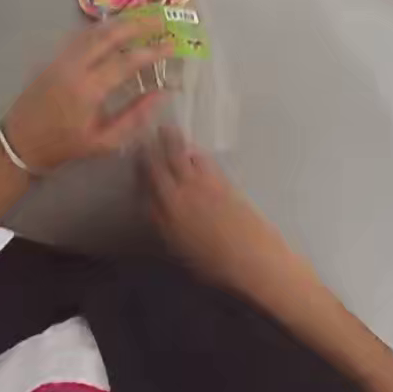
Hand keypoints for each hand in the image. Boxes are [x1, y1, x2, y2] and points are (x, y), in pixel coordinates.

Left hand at [3, 17, 172, 170]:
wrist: (20, 143)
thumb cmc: (65, 146)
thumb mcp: (104, 141)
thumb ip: (134, 116)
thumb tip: (161, 93)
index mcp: (88, 89)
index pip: (126, 62)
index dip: (152, 52)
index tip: (172, 45)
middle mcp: (73, 67)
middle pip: (108, 36)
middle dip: (136, 25)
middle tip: (159, 19)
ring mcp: (60, 59)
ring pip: (92, 32)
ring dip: (117, 23)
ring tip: (140, 19)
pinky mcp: (52, 59)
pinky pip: (78, 37)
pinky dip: (98, 30)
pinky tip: (111, 29)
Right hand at [142, 125, 318, 304]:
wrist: (254, 259)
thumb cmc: (212, 262)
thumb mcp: (177, 245)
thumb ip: (161, 220)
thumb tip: (150, 202)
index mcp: (169, 205)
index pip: (150, 175)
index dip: (142, 162)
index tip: (138, 152)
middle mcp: (185, 188)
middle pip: (169, 158)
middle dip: (160, 142)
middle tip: (154, 130)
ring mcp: (207, 182)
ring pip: (188, 155)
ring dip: (179, 143)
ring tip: (172, 134)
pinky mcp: (225, 182)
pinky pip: (206, 161)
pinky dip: (197, 154)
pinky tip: (196, 153)